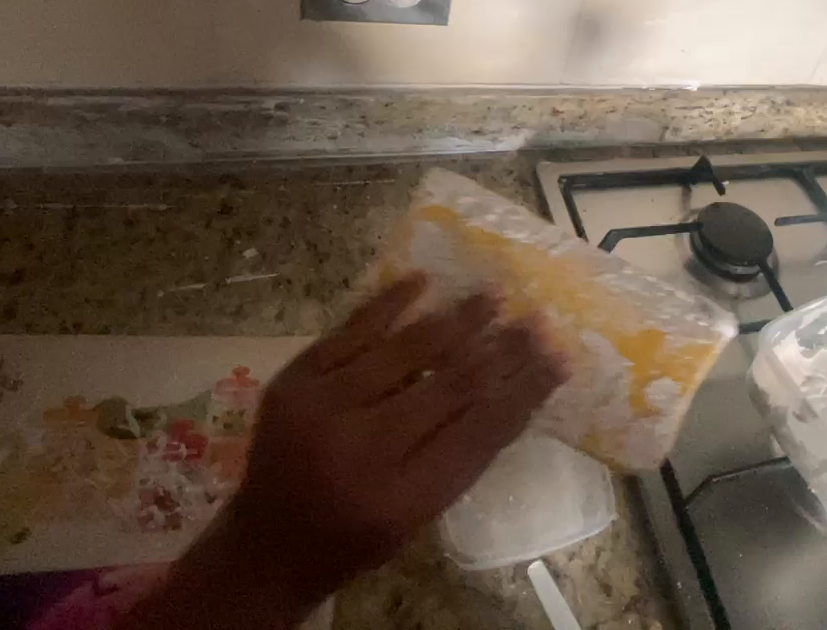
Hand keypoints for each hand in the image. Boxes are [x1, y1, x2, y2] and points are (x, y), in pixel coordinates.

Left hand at [124, 275, 566, 627]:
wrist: (266, 545)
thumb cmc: (358, 533)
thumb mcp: (421, 511)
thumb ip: (466, 453)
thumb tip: (519, 386)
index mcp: (405, 497)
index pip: (483, 430)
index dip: (526, 389)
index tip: (560, 357)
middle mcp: (365, 451)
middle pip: (452, 385)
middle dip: (503, 348)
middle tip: (536, 319)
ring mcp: (323, 409)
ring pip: (408, 350)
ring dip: (458, 319)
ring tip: (493, 294)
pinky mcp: (295, 380)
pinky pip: (352, 330)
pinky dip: (390, 303)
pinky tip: (422, 282)